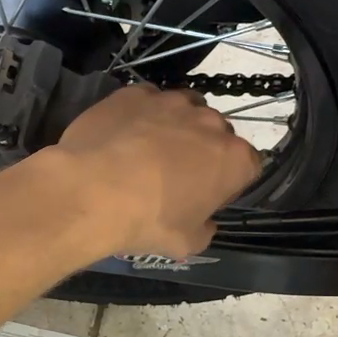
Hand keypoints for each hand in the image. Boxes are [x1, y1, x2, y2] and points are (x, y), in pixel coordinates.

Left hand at [37, 84, 259, 257]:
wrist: (90, 191)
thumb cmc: (146, 221)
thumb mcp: (185, 243)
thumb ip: (205, 230)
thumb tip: (205, 222)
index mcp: (234, 159)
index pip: (247, 166)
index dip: (226, 183)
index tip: (204, 197)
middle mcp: (209, 122)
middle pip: (214, 134)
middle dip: (199, 152)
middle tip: (170, 177)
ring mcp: (170, 101)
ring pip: (182, 111)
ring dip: (172, 128)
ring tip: (143, 152)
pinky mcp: (134, 92)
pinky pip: (145, 101)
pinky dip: (138, 115)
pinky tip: (120, 136)